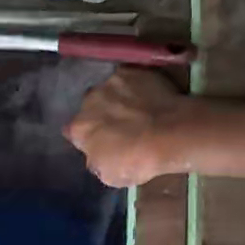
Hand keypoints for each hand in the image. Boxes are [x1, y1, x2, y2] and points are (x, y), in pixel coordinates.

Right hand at [65, 67, 196, 187]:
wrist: (170, 133)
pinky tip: (149, 94)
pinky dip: (136, 84)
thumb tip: (95, 152)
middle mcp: (90, 99)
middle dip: (101, 112)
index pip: (74, 131)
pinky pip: (130, 77)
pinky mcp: (134, 69)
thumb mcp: (109, 175)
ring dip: (118, 97)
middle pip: (91, 106)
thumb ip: (95, 159)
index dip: (87, 135)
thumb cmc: (138, 160)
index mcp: (79, 127)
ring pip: (110, 89)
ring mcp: (112, 81)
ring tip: (137, 108)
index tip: (100, 140)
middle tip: (121, 123)